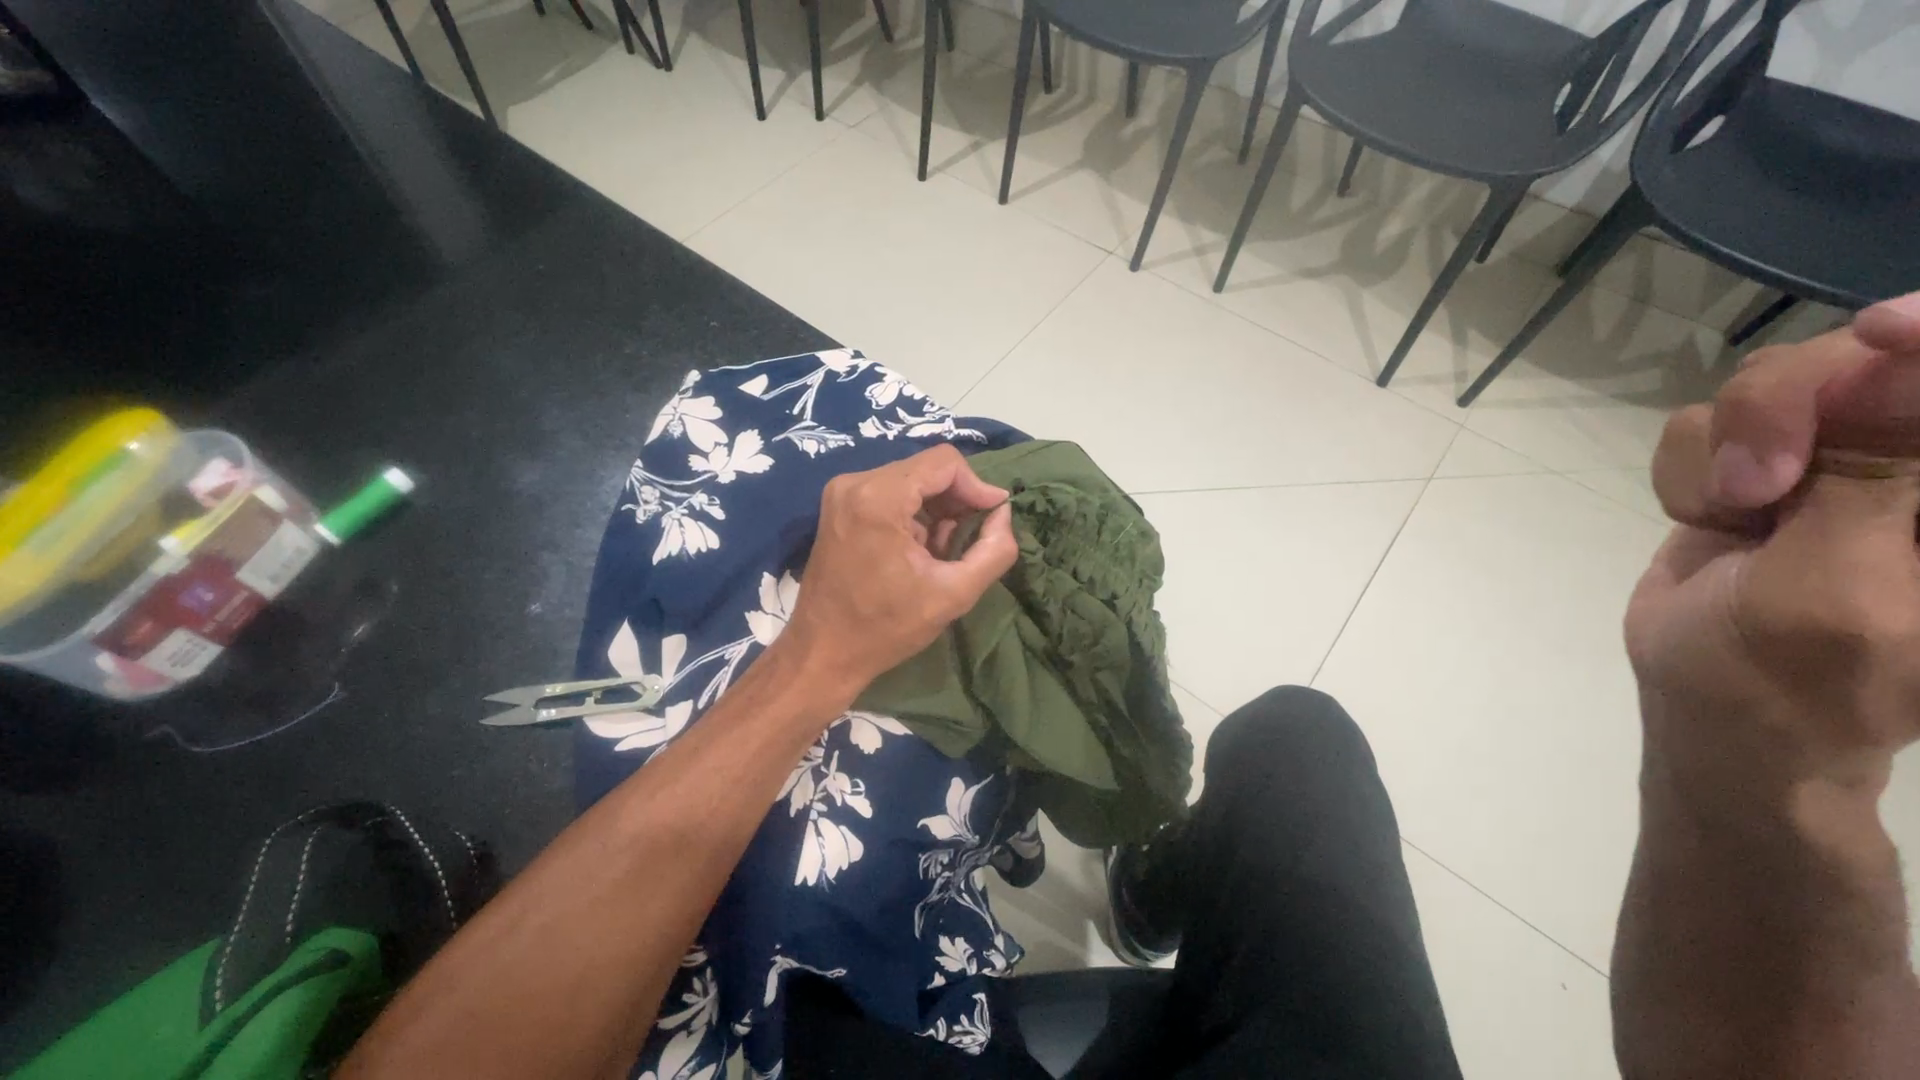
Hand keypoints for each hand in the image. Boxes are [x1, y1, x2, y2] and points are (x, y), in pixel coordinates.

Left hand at [771, 445, 1016, 707]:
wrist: (824, 651)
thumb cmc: (886, 627)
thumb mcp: (954, 594)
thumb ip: (993, 550)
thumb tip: (1003, 513)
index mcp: (878, 498)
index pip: (944, 462)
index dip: (977, 486)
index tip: (993, 517)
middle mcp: (855, 483)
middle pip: (926, 469)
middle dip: (957, 500)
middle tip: (971, 539)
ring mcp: (842, 493)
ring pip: (911, 480)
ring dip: (937, 509)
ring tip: (944, 551)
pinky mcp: (839, 507)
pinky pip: (891, 492)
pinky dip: (915, 514)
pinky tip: (921, 550)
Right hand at [1627, 292, 1919, 791]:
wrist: (1711, 719)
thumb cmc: (1786, 679)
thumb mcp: (1841, 589)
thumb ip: (1871, 479)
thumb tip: (1882, 353)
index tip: (1877, 334)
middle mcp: (1909, 459)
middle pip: (1858, 357)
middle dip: (1790, 407)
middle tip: (1756, 488)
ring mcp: (1831, 459)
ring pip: (1769, 382)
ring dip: (1726, 449)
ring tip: (1728, 518)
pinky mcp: (1755, 470)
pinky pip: (1707, 424)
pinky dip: (1688, 471)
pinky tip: (1709, 521)